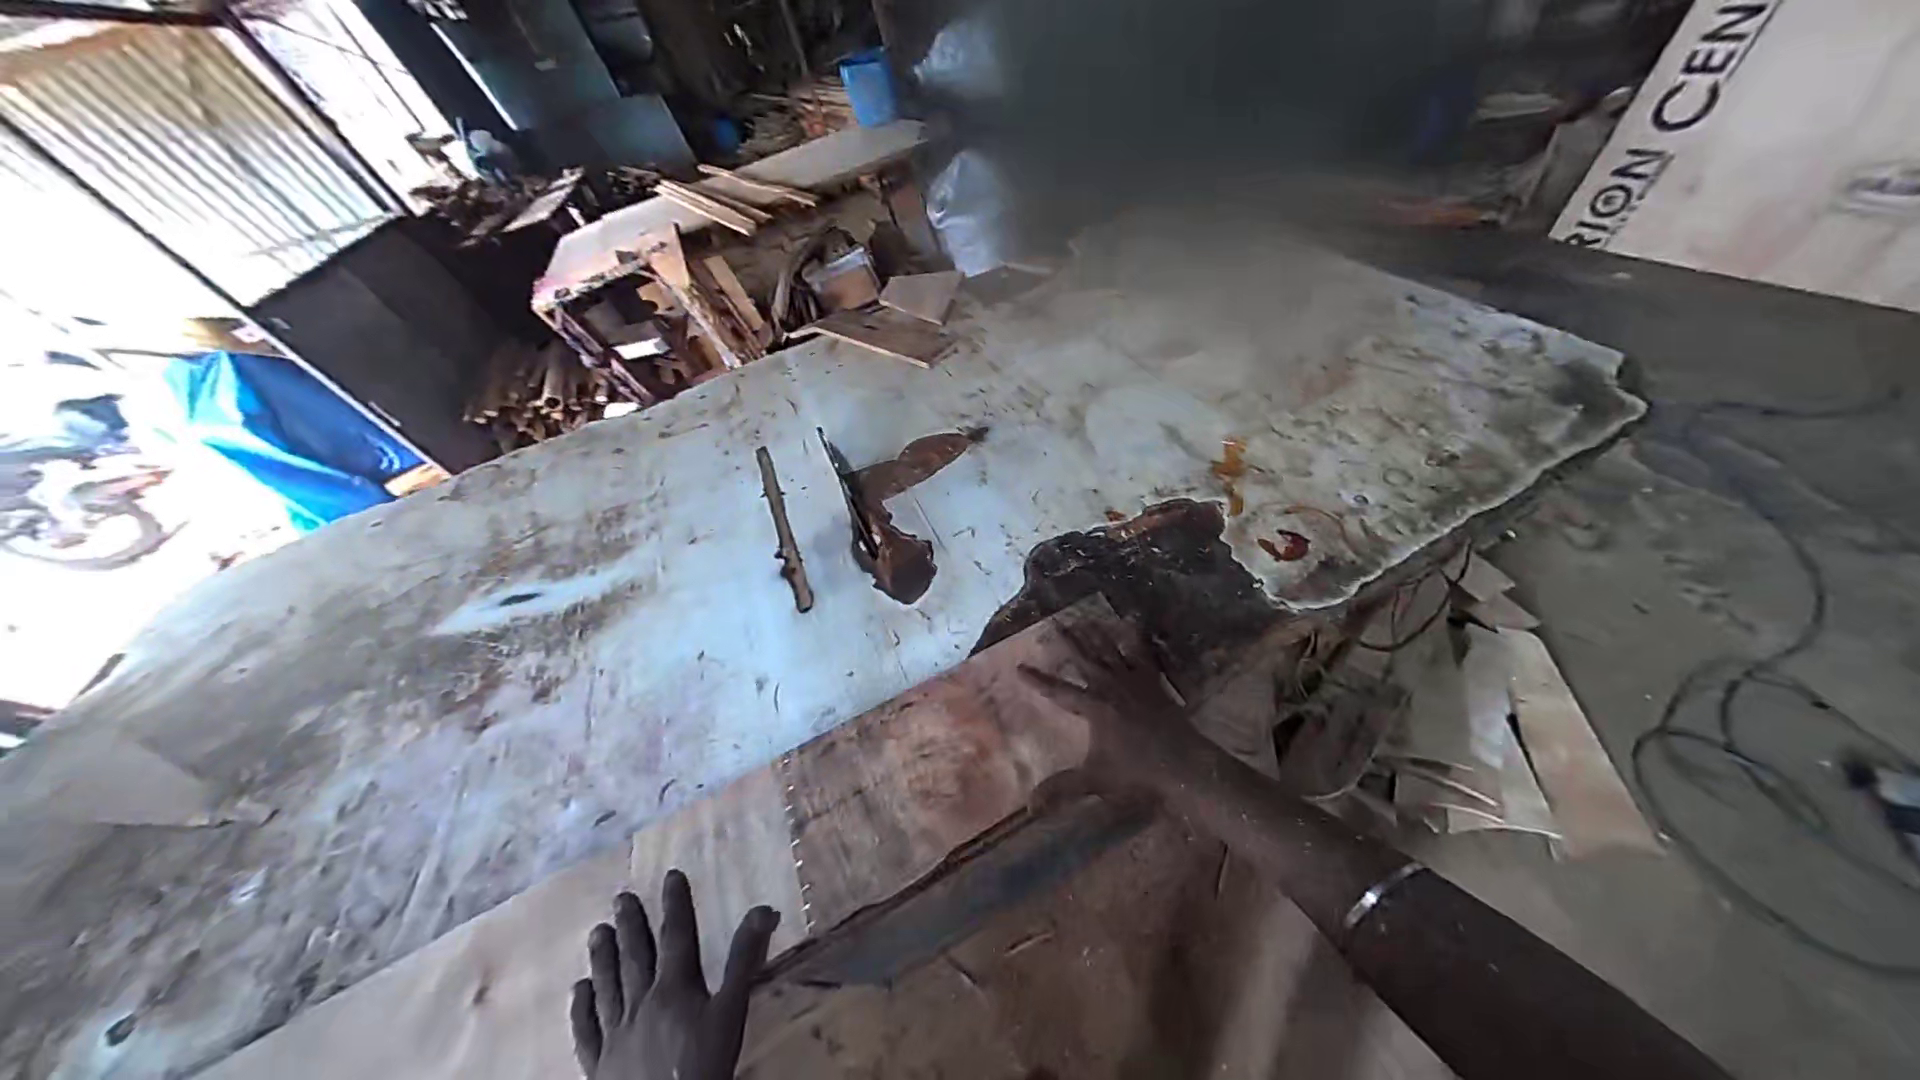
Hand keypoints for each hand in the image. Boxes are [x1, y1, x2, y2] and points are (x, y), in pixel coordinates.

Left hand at [570, 871, 779, 1079]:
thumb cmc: (701, 1071)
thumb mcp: (731, 1014)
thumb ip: (745, 959)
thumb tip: (763, 908)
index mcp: (674, 988)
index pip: (676, 935)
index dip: (674, 904)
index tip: (670, 876)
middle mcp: (641, 1004)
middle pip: (636, 956)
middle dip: (631, 925)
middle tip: (621, 898)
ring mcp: (615, 1036)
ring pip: (608, 986)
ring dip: (603, 957)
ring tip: (597, 931)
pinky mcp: (598, 1068)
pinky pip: (587, 1032)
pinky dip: (582, 1009)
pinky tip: (578, 991)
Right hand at [1018, 617, 1203, 804]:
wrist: (1184, 764)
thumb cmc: (1138, 773)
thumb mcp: (1095, 780)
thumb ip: (1062, 788)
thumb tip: (1029, 806)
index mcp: (1094, 707)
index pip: (1058, 691)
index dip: (1037, 680)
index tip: (1019, 667)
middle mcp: (1110, 687)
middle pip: (1084, 659)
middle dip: (1067, 642)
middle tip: (1054, 623)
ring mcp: (1134, 682)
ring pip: (1109, 652)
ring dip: (1095, 635)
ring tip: (1083, 619)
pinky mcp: (1153, 683)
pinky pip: (1142, 654)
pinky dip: (1135, 638)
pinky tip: (1131, 623)